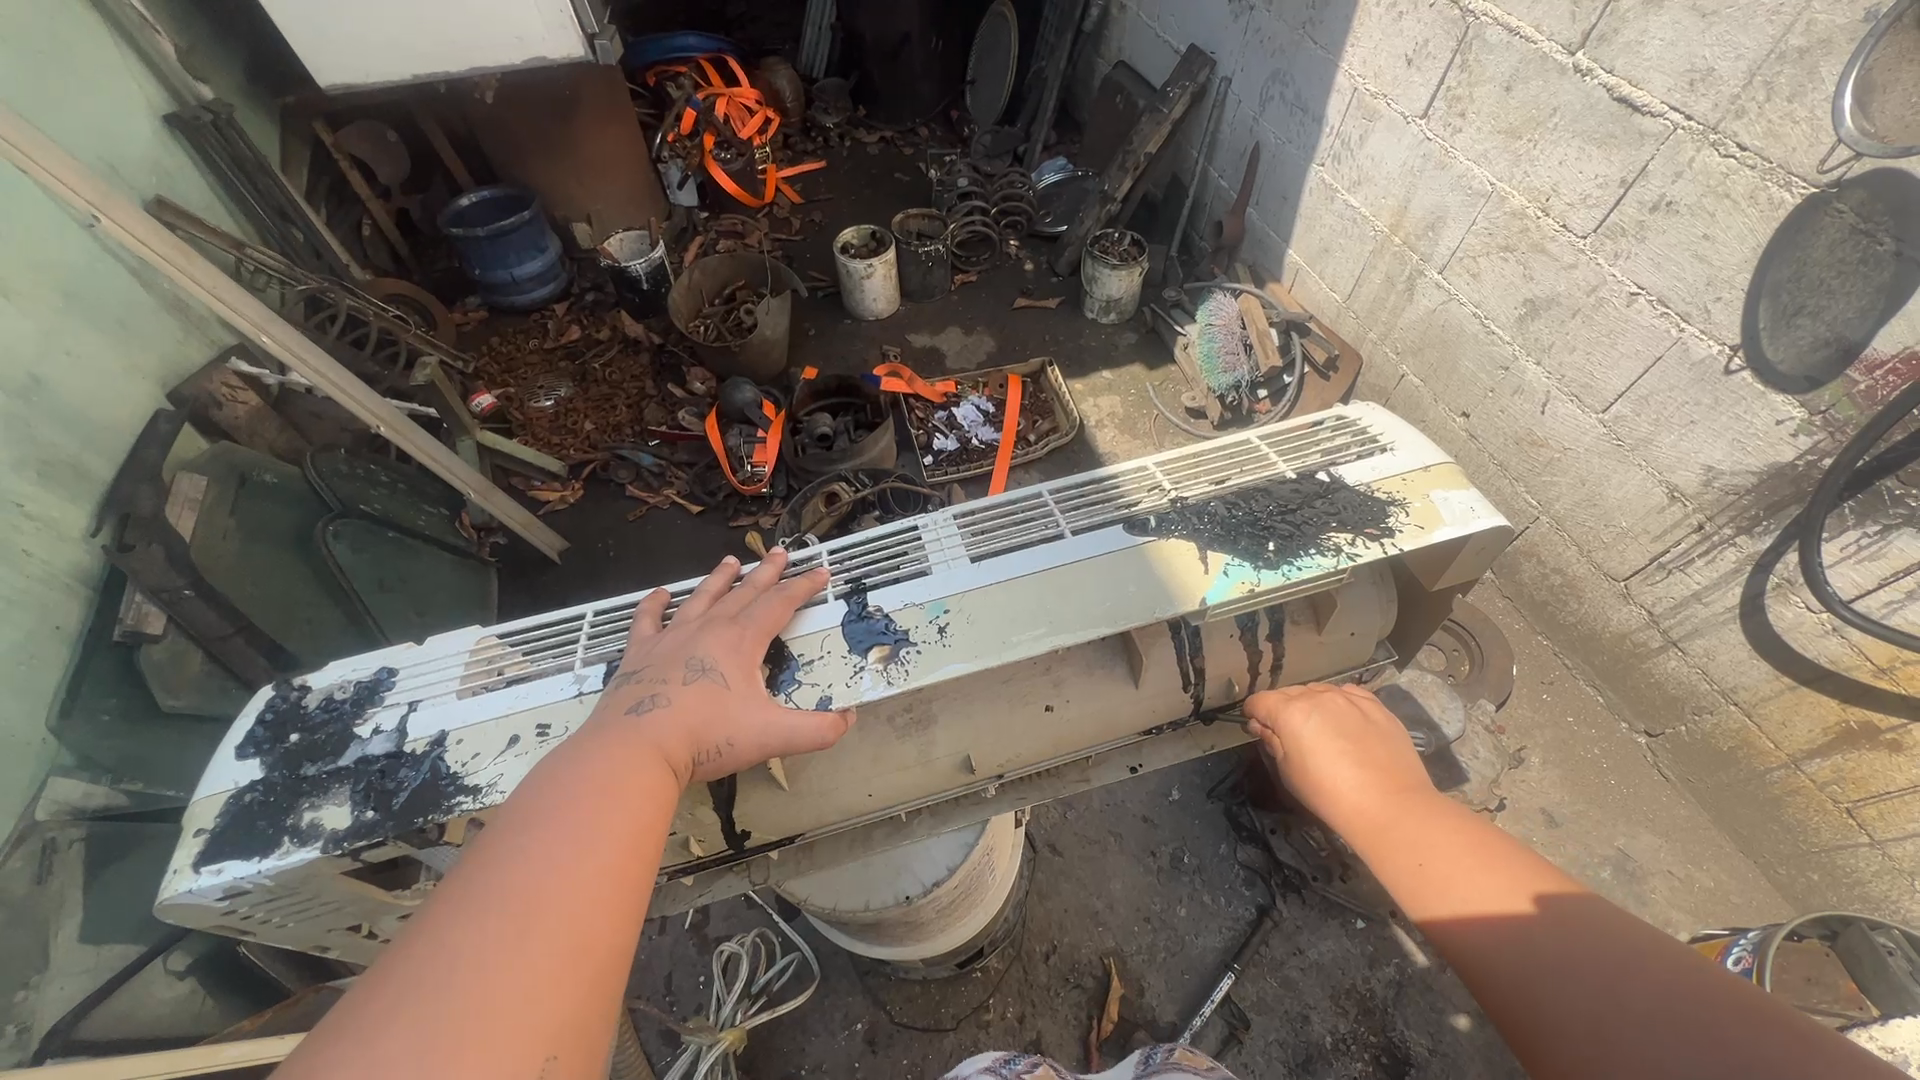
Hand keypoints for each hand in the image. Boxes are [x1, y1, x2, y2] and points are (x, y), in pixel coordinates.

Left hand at [590, 549, 855, 787]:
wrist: (635, 749)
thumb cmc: (706, 738)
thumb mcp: (773, 736)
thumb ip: (817, 730)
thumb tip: (848, 720)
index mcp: (741, 641)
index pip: (780, 603)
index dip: (803, 586)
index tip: (820, 571)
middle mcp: (708, 628)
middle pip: (744, 591)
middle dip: (767, 572)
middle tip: (780, 553)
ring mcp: (670, 637)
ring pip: (701, 597)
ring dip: (720, 578)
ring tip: (732, 560)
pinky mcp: (639, 653)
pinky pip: (648, 619)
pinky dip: (654, 604)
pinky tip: (660, 593)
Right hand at [1241, 683, 1437, 834]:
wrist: (1390, 806)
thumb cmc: (1329, 794)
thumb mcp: (1288, 772)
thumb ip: (1272, 742)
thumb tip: (1263, 727)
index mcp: (1290, 712)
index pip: (1259, 701)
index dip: (1254, 715)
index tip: (1258, 729)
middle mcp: (1318, 696)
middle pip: (1288, 693)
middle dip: (1282, 709)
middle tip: (1289, 736)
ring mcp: (1350, 698)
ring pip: (1318, 691)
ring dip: (1311, 705)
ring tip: (1321, 730)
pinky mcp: (1376, 706)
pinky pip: (1348, 695)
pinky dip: (1339, 704)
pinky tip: (1345, 723)